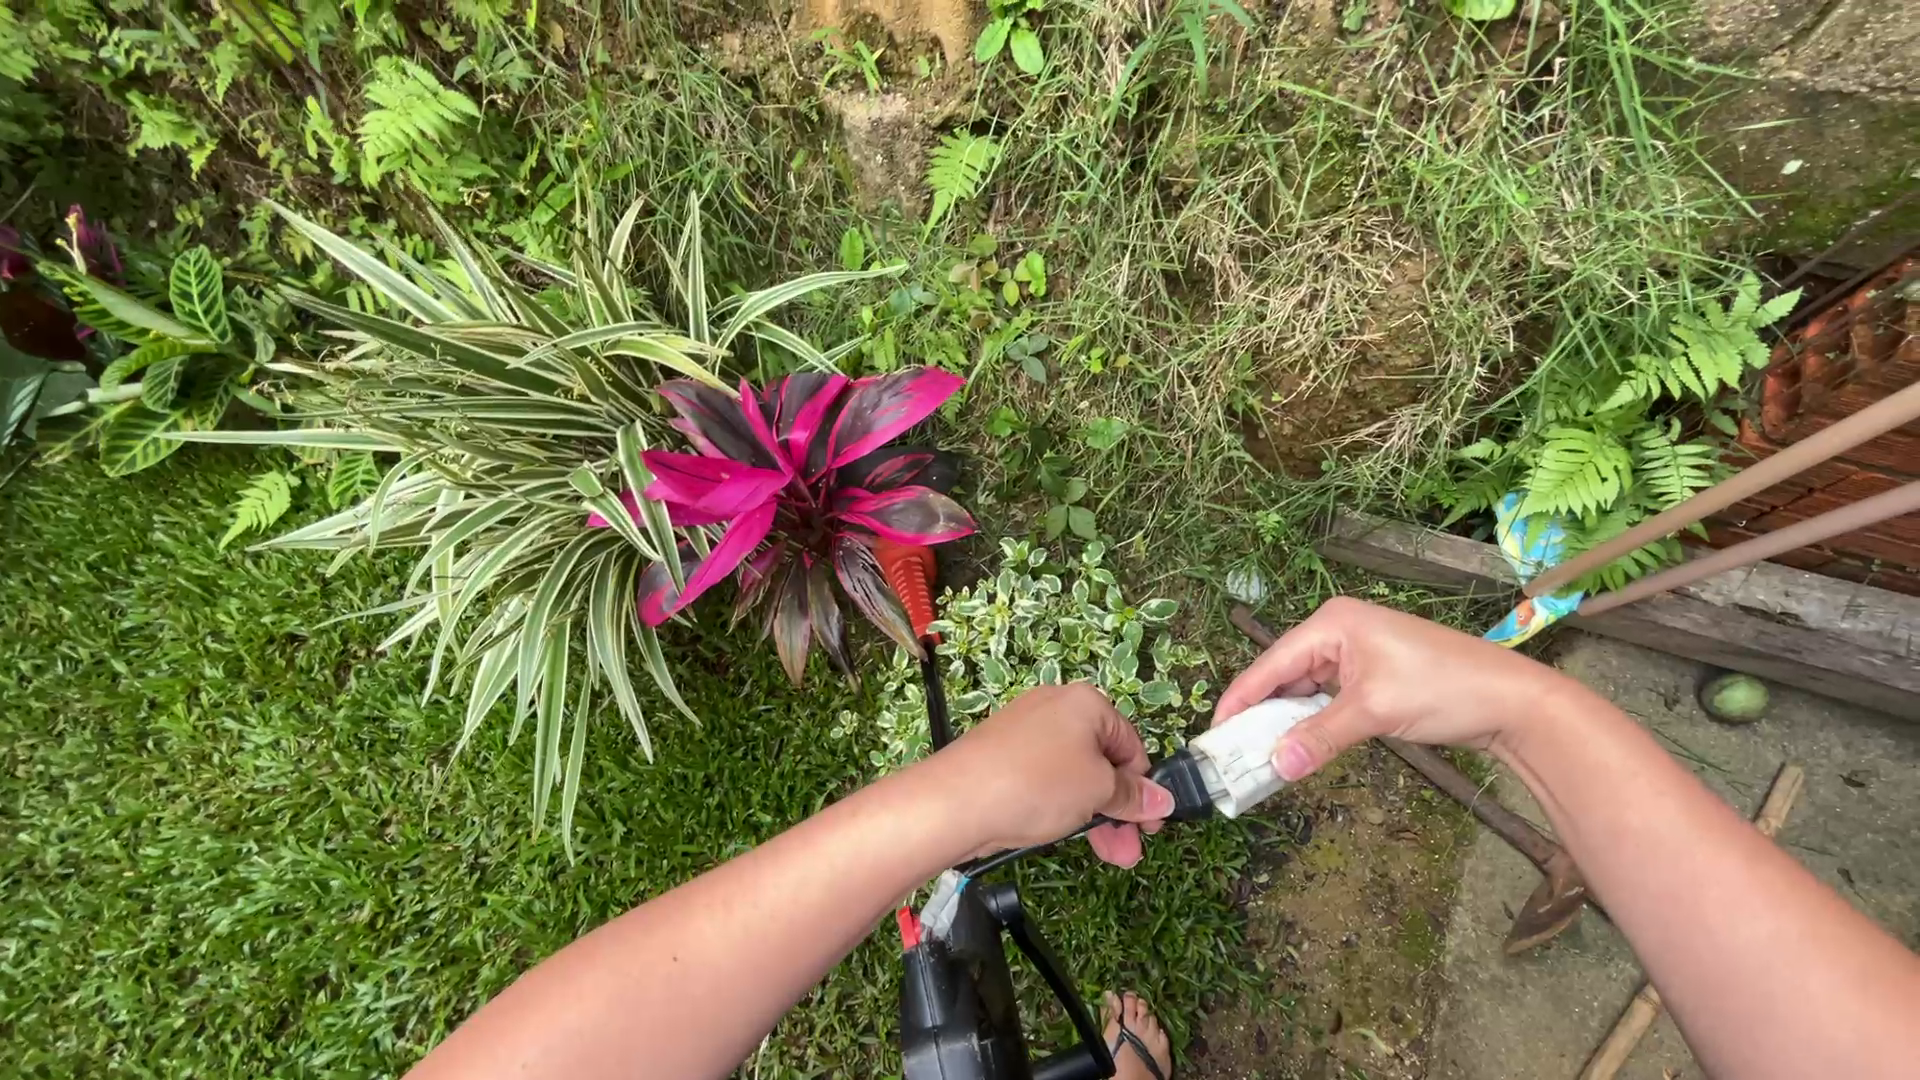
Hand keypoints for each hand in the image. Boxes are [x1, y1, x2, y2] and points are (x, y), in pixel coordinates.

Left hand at [924, 682, 1173, 867]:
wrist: (957, 800)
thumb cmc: (1037, 784)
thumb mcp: (1097, 790)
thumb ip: (1132, 796)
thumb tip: (1162, 799)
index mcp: (1085, 702)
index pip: (1131, 744)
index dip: (1143, 788)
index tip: (1148, 827)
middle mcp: (1056, 706)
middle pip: (1102, 760)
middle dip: (1119, 808)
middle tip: (1126, 850)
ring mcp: (1026, 728)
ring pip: (1074, 772)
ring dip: (1094, 812)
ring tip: (1105, 853)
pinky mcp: (1004, 752)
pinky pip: (1046, 776)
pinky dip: (1062, 802)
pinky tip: (1065, 830)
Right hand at [1214, 596, 1571, 779]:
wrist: (1518, 702)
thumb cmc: (1444, 689)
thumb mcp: (1374, 712)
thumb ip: (1318, 738)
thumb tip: (1274, 767)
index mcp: (1332, 623)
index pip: (1271, 662)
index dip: (1241, 697)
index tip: (1215, 730)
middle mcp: (1337, 630)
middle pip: (1284, 673)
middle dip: (1262, 710)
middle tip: (1234, 747)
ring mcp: (1355, 651)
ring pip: (1304, 687)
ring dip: (1287, 718)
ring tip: (1259, 749)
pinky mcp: (1371, 673)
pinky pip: (1327, 696)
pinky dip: (1312, 719)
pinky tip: (1298, 741)